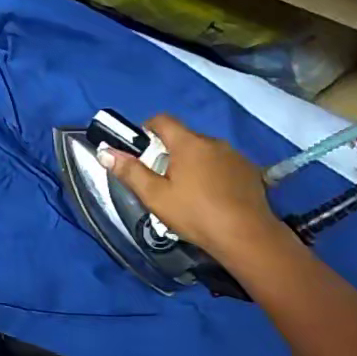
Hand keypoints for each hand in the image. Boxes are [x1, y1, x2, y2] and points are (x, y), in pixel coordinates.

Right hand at [99, 114, 284, 257]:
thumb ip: (130, 172)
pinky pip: (224, 165)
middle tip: (162, 181)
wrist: (245, 235)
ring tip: (189, 193)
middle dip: (170, 153)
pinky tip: (213, 198)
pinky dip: (215, 174)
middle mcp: (213, 142)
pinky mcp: (250, 171)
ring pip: (206, 152)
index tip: (140, 149)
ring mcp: (235, 155)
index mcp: (188, 143)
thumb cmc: (195, 214)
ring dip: (194, 164)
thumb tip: (106, 152)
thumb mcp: (155, 196)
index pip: (162, 120)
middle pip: (184, 138)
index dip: (147, 129)